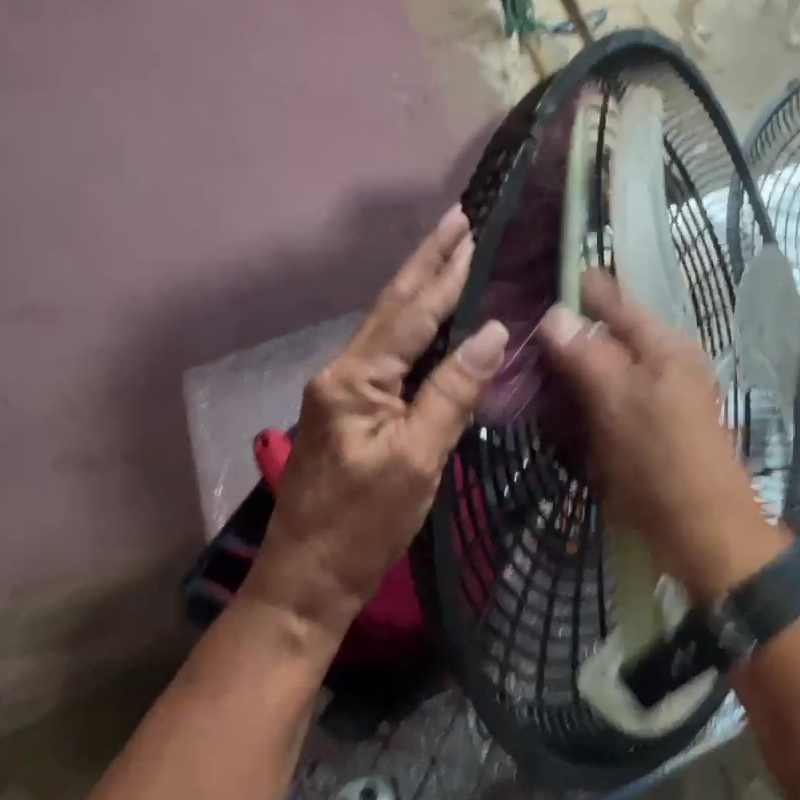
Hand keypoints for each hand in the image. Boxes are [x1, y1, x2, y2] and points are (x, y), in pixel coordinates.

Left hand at [245, 207, 508, 637]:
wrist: (306, 580)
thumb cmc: (363, 525)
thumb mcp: (416, 460)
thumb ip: (452, 392)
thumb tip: (493, 333)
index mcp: (354, 380)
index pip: (410, 315)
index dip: (444, 275)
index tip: (472, 233)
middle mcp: (342, 373)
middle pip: (391, 308)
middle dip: (425, 262)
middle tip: (456, 220)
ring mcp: (341, 392)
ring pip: (388, 328)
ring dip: (421, 288)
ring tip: (450, 254)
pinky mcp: (349, 411)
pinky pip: (389, 354)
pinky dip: (416, 326)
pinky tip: (434, 318)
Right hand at [537, 270, 788, 599]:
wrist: (704, 533)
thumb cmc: (663, 461)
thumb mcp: (620, 401)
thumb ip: (587, 355)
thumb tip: (554, 312)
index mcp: (664, 346)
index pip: (614, 300)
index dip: (578, 287)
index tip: (534, 272)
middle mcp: (662, 365)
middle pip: (607, 336)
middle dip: (565, 333)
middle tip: (513, 329)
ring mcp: (655, 400)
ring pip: (603, 372)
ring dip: (568, 370)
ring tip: (520, 366)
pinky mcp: (646, 433)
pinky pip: (606, 404)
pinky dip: (580, 402)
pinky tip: (550, 407)